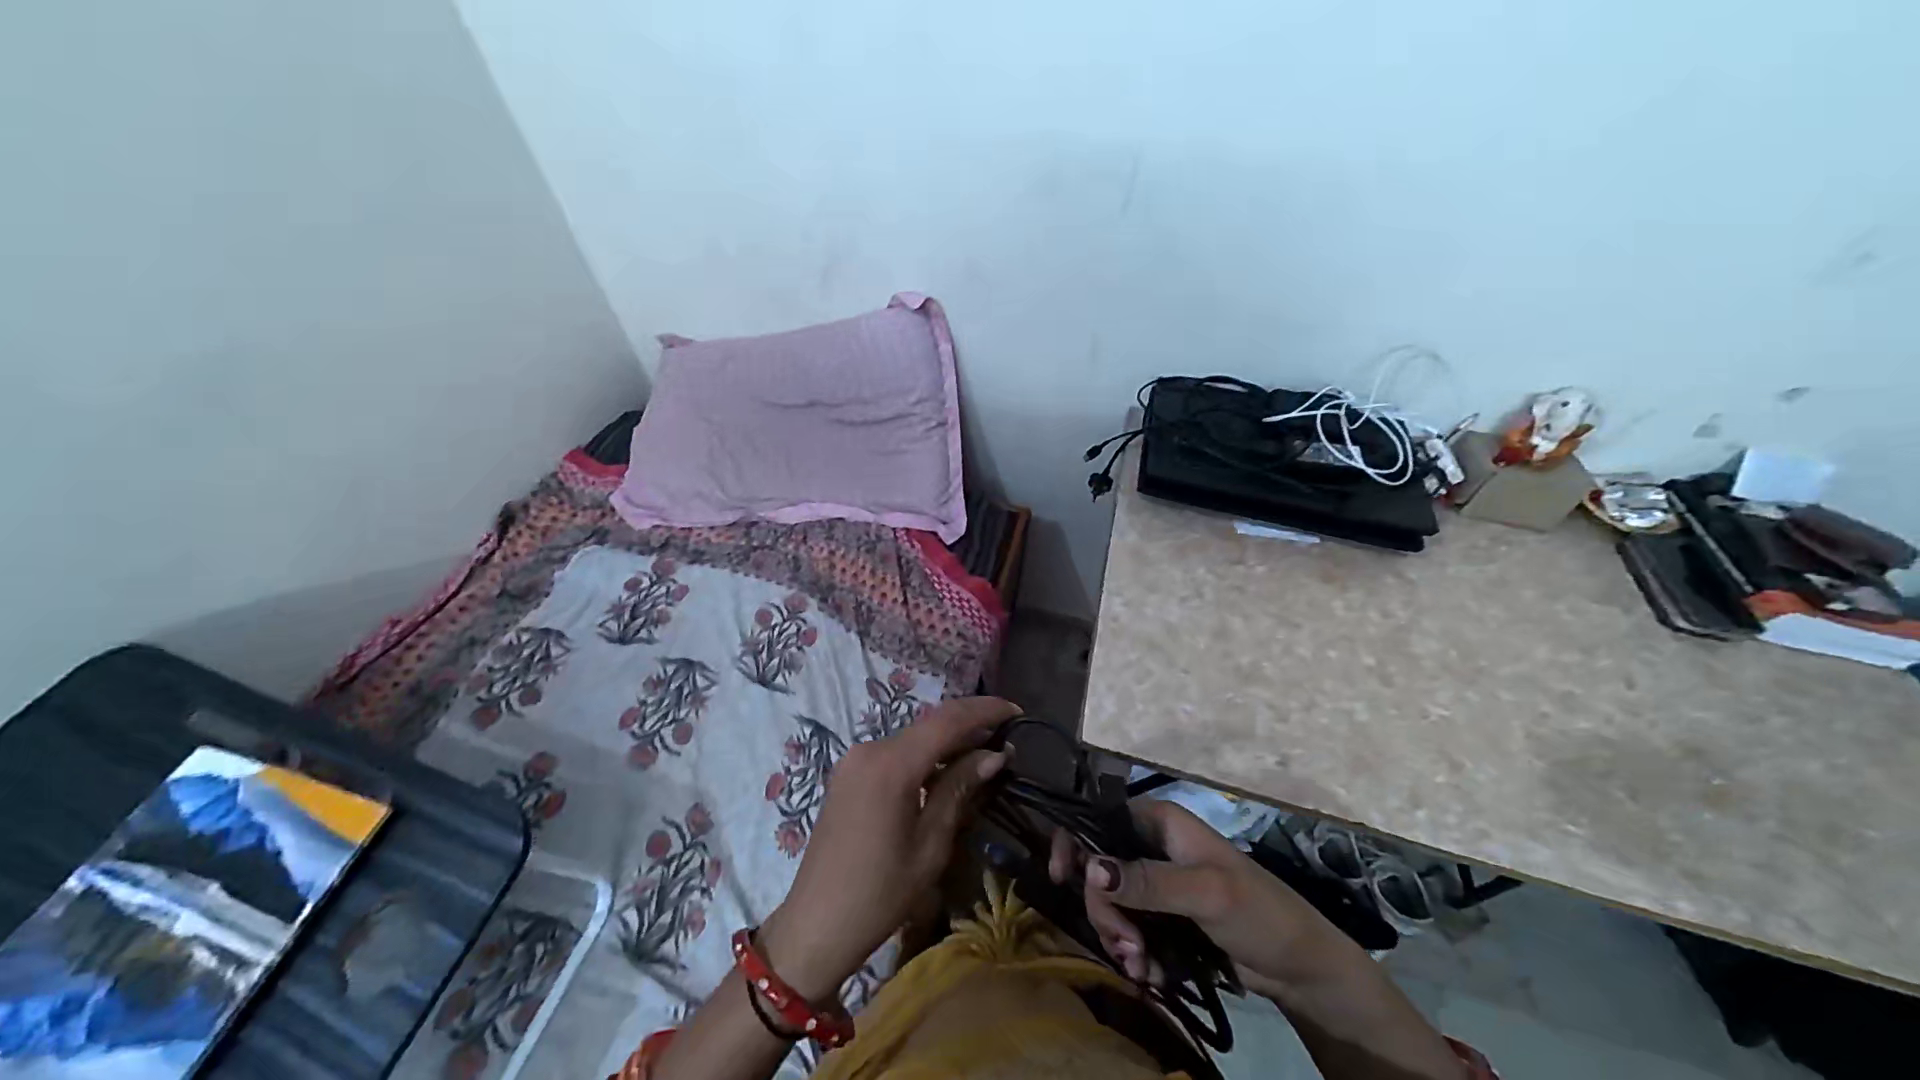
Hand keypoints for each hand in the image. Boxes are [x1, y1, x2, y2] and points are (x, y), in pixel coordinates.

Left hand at [759, 697, 1019, 1000]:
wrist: (817, 924)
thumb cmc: (881, 894)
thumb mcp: (930, 844)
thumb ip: (959, 789)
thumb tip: (995, 754)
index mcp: (891, 765)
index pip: (947, 719)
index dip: (985, 710)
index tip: (1017, 711)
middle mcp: (870, 749)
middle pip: (929, 724)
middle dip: (969, 726)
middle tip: (1007, 740)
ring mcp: (854, 760)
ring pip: (913, 738)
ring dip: (948, 742)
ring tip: (985, 757)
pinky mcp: (848, 774)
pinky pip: (895, 753)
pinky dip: (924, 756)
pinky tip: (947, 772)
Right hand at [1047, 799, 1343, 992]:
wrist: (1301, 969)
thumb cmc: (1260, 913)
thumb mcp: (1206, 893)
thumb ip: (1148, 881)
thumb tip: (1090, 867)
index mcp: (1160, 822)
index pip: (1100, 818)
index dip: (1074, 842)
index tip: (1061, 878)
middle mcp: (1151, 846)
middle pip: (1099, 869)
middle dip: (1106, 912)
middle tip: (1127, 947)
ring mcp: (1156, 883)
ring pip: (1110, 903)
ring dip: (1119, 939)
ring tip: (1143, 970)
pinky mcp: (1162, 917)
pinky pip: (1128, 929)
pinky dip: (1132, 953)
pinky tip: (1150, 976)